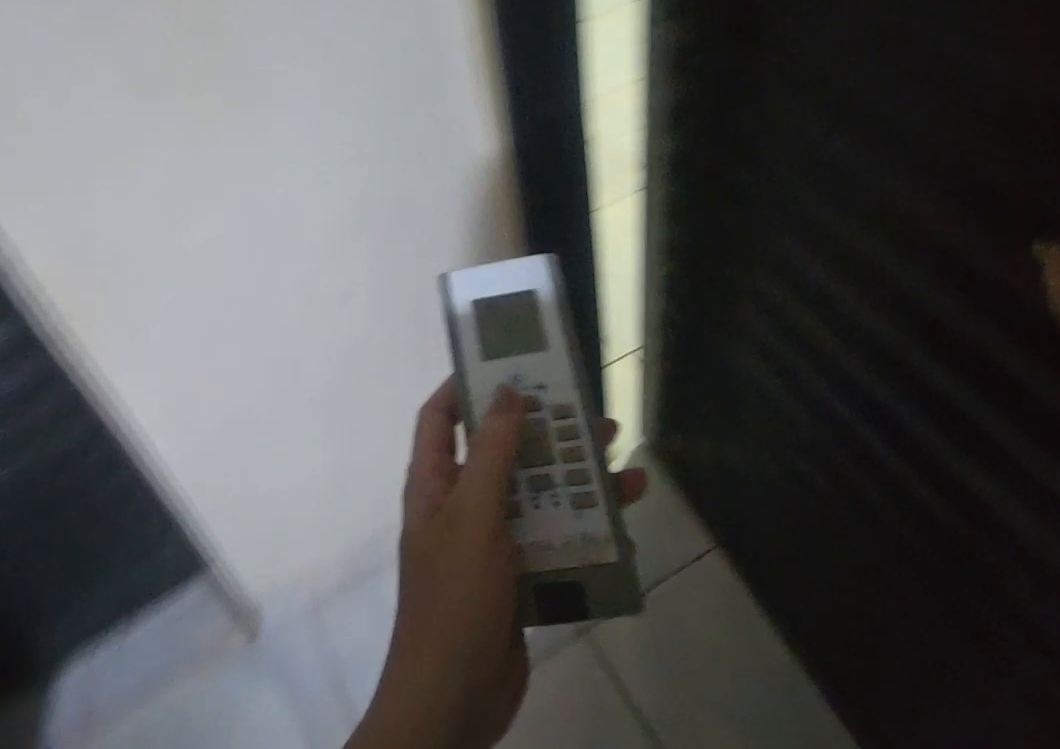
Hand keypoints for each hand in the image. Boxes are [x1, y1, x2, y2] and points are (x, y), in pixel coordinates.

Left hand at [347, 380, 647, 748]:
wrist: (455, 694)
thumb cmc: (456, 596)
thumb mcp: (473, 516)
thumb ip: (492, 453)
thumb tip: (507, 389)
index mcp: (434, 483)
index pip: (440, 418)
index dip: (466, 386)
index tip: (508, 363)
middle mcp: (460, 504)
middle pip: (500, 450)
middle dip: (541, 428)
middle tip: (588, 409)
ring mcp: (491, 541)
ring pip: (535, 492)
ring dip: (573, 474)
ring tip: (622, 454)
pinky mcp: (520, 574)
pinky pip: (554, 536)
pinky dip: (585, 523)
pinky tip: (625, 516)